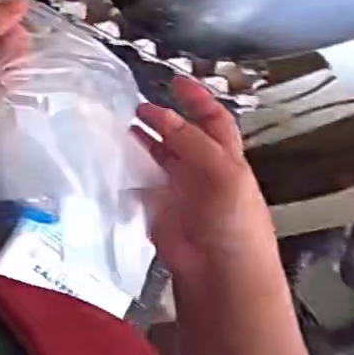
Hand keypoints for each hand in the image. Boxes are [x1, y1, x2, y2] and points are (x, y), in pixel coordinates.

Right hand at [136, 77, 276, 288]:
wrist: (219, 273)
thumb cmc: (234, 225)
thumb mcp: (221, 174)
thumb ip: (191, 142)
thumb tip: (163, 116)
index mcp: (226, 159)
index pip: (212, 120)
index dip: (197, 99)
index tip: (177, 80)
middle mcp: (202, 170)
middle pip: (182, 135)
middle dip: (164, 117)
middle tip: (140, 104)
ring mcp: (180, 190)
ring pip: (159, 157)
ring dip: (145, 140)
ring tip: (126, 126)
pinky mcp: (159, 209)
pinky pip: (142, 183)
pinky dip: (130, 171)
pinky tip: (119, 161)